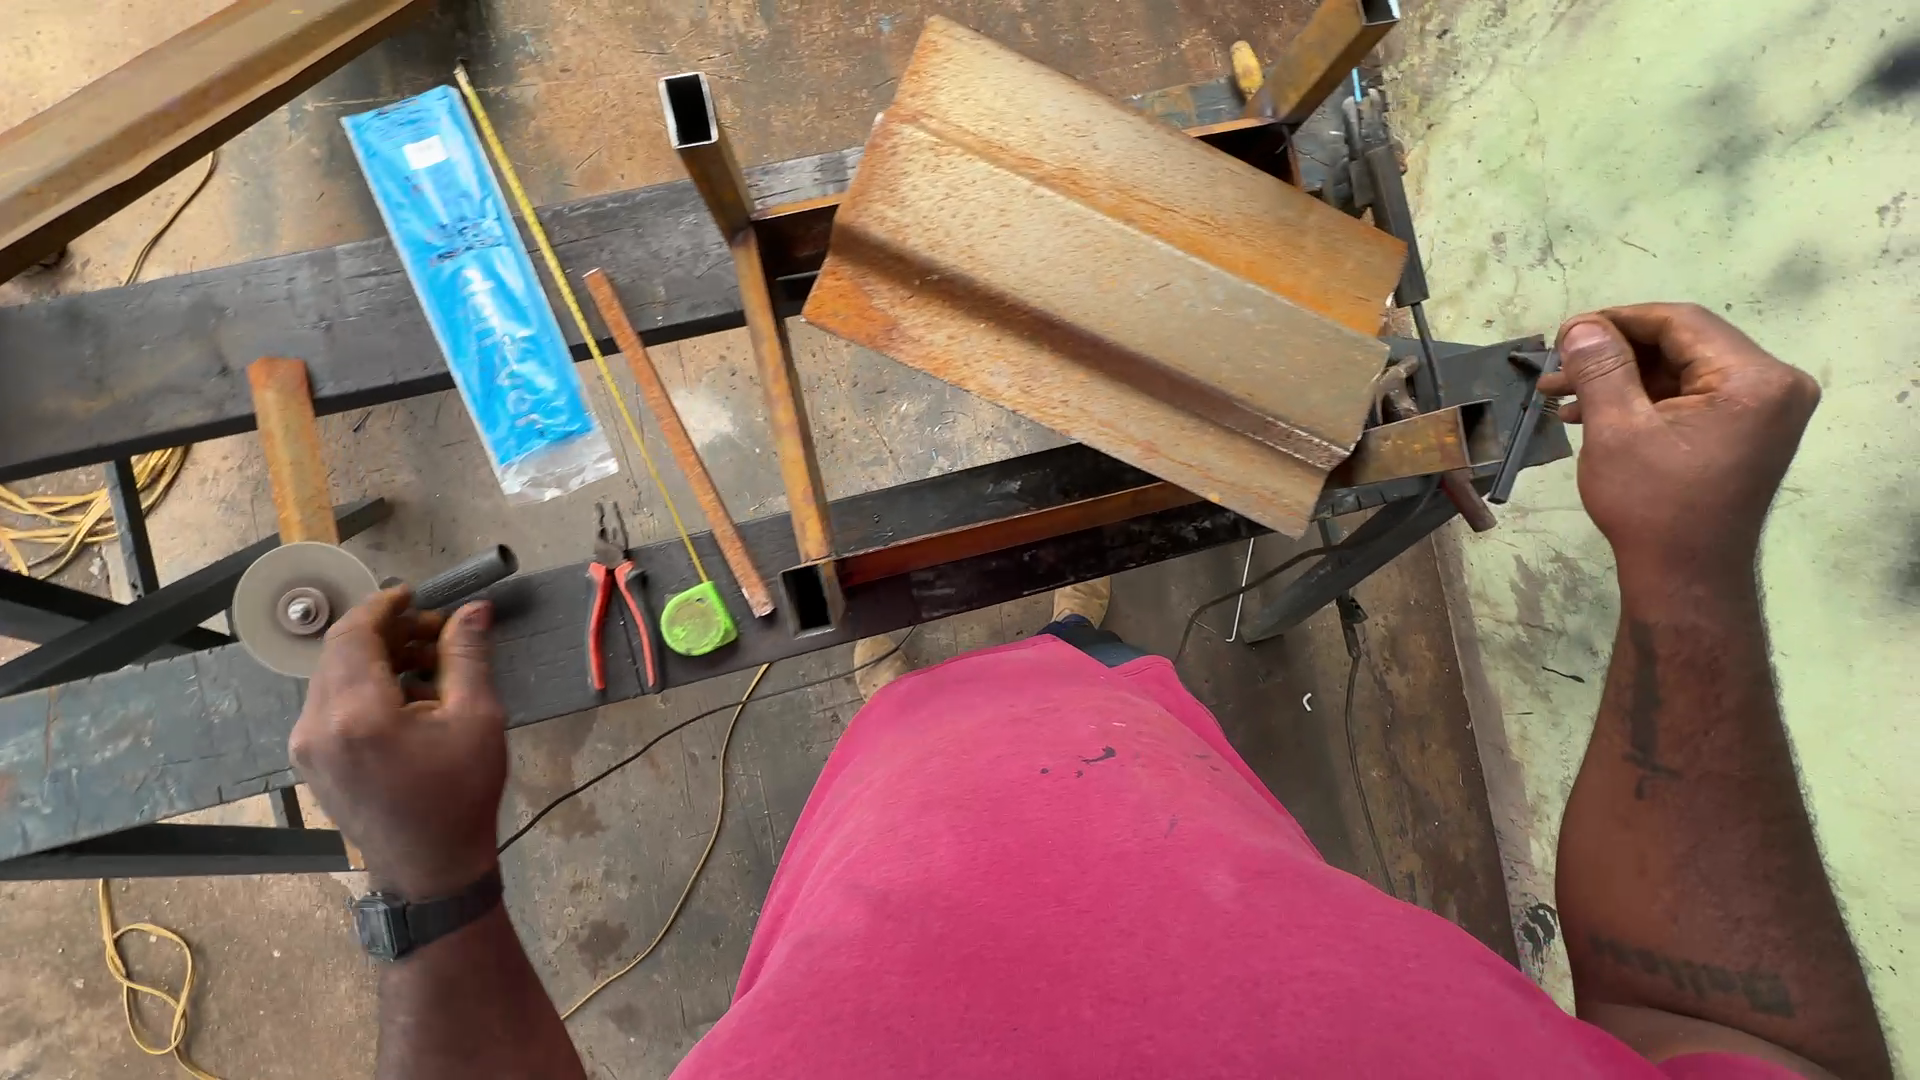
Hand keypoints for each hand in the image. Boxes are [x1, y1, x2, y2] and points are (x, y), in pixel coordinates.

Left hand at [289, 587, 506, 897]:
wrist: (429, 865)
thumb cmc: (461, 791)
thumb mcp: (477, 717)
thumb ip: (468, 657)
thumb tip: (474, 609)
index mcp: (357, 714)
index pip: (353, 636)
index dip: (383, 607)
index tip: (414, 593)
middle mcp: (316, 725)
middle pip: (341, 654)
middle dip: (389, 632)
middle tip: (440, 631)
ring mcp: (306, 746)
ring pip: (335, 678)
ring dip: (380, 658)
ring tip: (432, 663)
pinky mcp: (311, 761)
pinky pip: (332, 704)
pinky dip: (368, 685)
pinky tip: (410, 696)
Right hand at [1539, 303, 1818, 580]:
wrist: (1684, 569)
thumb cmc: (1650, 501)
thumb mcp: (1616, 430)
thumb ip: (1602, 371)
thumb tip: (1580, 327)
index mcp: (1754, 379)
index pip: (1682, 323)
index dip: (1617, 321)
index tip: (1563, 334)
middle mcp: (1771, 385)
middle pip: (1682, 345)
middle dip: (1611, 354)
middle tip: (1554, 368)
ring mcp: (1760, 409)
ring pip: (1678, 371)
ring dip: (1617, 378)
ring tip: (1559, 394)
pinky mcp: (1741, 429)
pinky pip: (1685, 396)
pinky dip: (1637, 399)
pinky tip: (1590, 412)